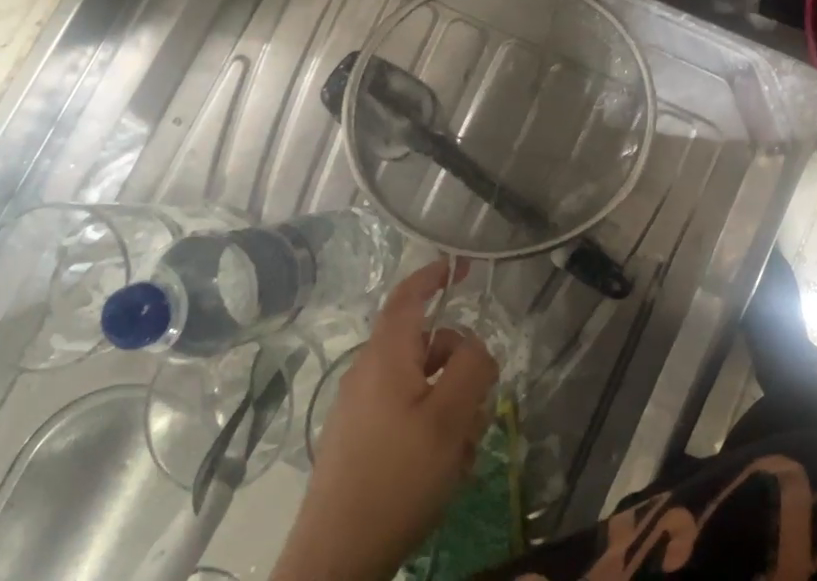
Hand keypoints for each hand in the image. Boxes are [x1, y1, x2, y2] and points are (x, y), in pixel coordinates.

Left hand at [277, 260, 498, 580]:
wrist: (337, 554)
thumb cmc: (397, 477)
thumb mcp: (450, 418)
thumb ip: (473, 368)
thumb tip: (476, 347)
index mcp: (385, 358)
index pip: (407, 298)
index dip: (434, 275)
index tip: (462, 265)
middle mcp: (367, 376)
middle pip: (426, 348)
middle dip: (460, 368)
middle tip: (479, 408)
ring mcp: (359, 410)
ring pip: (421, 387)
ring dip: (450, 407)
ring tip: (460, 452)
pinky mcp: (359, 442)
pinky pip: (407, 416)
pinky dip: (432, 430)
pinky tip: (440, 470)